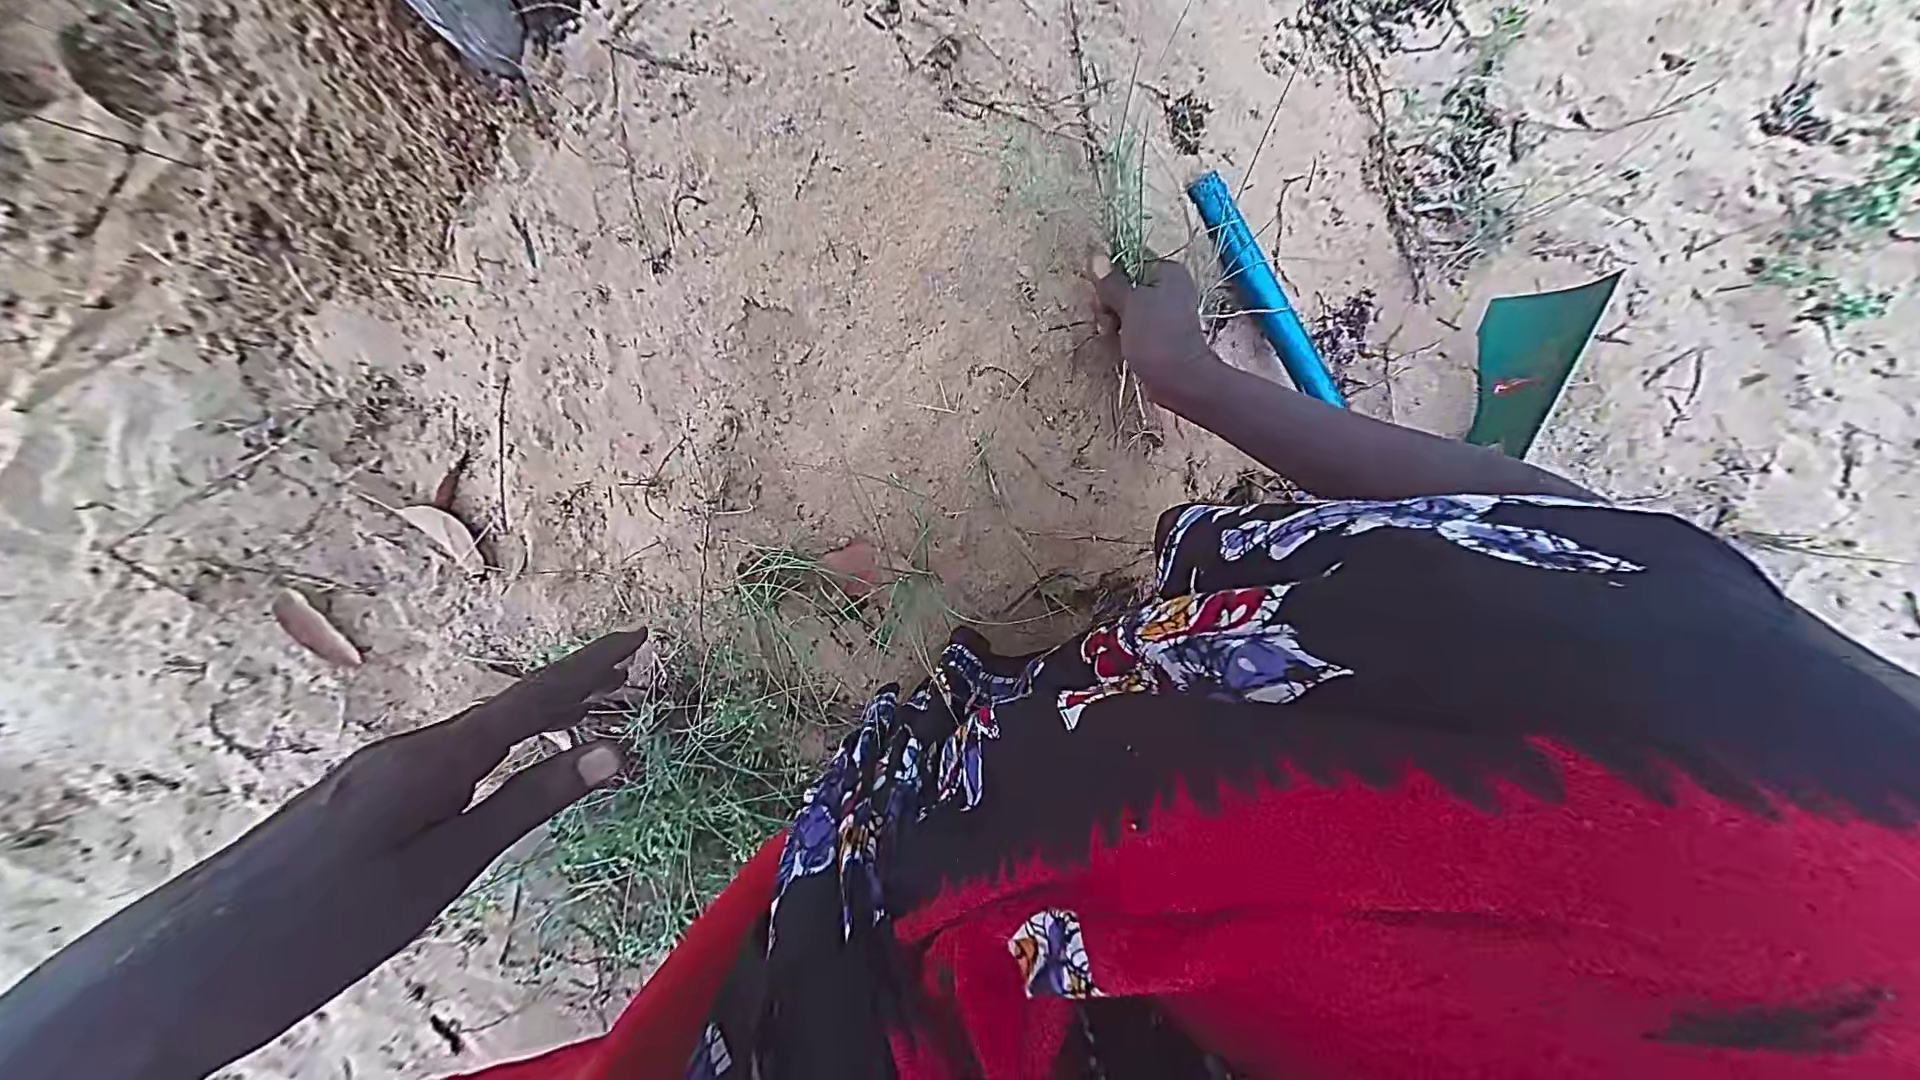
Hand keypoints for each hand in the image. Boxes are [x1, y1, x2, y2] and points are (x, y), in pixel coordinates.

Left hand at [0, 631, 647, 1079]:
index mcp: (435, 757)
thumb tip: (615, 748)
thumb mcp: (443, 869)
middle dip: (577, 685)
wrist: (154, 988)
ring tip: (596, 710)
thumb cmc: (319, 929)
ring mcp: (382, 771)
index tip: (638, 635)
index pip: (535, 695)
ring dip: (544, 716)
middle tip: (632, 672)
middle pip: (512, 704)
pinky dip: (506, 745)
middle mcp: (409, 749)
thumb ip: (530, 800)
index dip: (592, 662)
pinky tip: (518, 760)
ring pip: (484, 730)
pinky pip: (457, 754)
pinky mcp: (364, 797)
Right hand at [1092, 258, 1224, 407]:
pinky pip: (1135, 327)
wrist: (1178, 379)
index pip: (1129, 265)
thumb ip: (1111, 283)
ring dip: (1114, 323)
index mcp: (1167, 272)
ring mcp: (1166, 313)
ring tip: (1113, 337)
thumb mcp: (1129, 305)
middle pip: (1126, 288)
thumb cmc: (1156, 337)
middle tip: (1109, 323)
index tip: (1104, 300)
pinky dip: (1125, 335)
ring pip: (1127, 310)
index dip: (1111, 282)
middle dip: (1110, 306)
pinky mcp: (1161, 334)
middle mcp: (1170, 288)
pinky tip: (1121, 346)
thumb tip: (1096, 257)